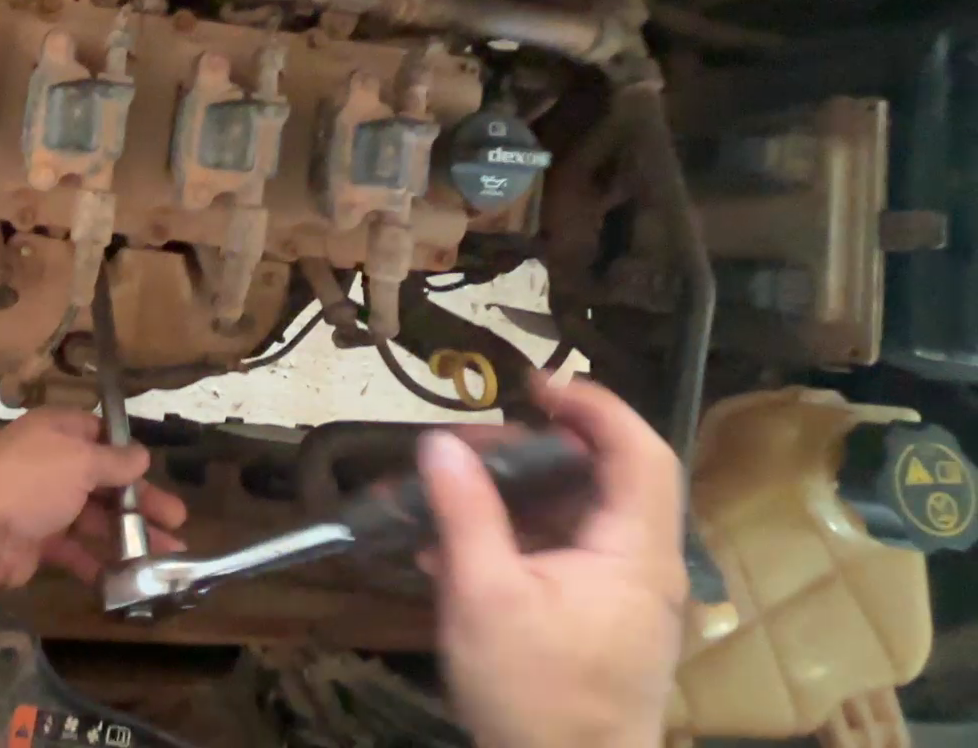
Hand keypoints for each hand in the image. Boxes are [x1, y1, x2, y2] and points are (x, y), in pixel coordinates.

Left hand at [0, 407, 186, 587]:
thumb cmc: (31, 480)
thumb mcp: (80, 460)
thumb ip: (114, 461)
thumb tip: (141, 455)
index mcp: (55, 430)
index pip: (97, 433)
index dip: (126, 452)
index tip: (155, 472)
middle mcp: (47, 461)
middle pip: (102, 479)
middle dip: (140, 501)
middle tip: (178, 520)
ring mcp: (40, 502)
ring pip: (93, 517)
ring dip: (128, 535)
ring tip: (167, 556)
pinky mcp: (35, 539)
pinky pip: (73, 548)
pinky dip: (98, 561)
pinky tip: (127, 577)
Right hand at [419, 374, 686, 747]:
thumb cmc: (533, 690)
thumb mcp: (484, 595)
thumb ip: (464, 511)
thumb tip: (440, 441)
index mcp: (631, 554)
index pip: (640, 456)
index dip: (596, 407)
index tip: (533, 383)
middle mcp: (633, 564)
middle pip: (590, 478)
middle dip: (518, 451)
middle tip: (455, 448)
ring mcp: (611, 590)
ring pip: (561, 512)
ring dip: (497, 493)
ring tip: (433, 494)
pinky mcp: (585, 611)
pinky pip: (545, 549)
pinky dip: (497, 533)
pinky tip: (441, 547)